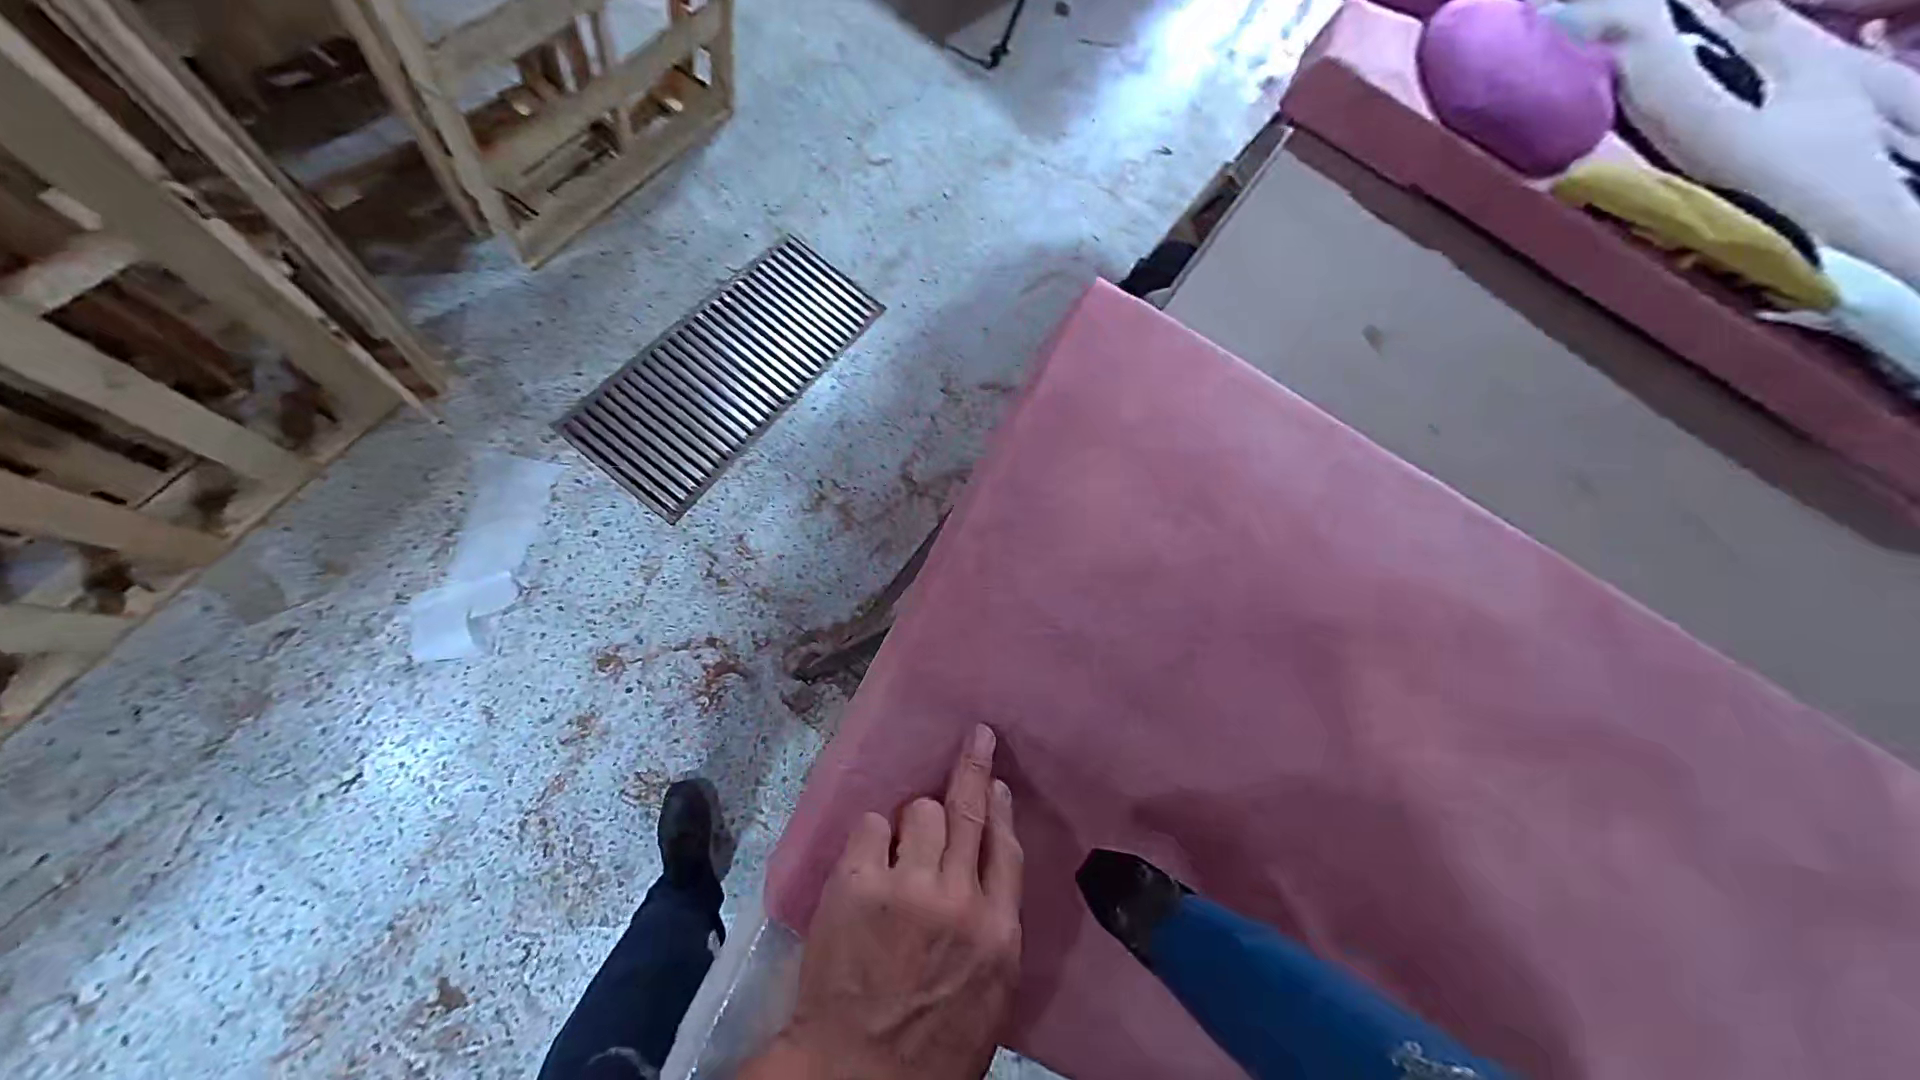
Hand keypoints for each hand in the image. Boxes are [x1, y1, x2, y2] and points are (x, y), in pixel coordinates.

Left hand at [743, 724, 1023, 1079]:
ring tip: (900, 845)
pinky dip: (871, 836)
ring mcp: (907, 888)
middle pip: (968, 812)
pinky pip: (870, 825)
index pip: (1005, 846)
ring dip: (912, 819)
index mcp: (998, 931)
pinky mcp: (857, 884)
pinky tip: (866, 859)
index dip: (1001, 805)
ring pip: (920, 810)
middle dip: (974, 767)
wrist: (858, 1079)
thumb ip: (993, 923)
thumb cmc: (932, 1042)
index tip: (998, 780)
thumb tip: (987, 867)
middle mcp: (958, 900)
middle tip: (976, 738)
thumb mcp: (990, 989)